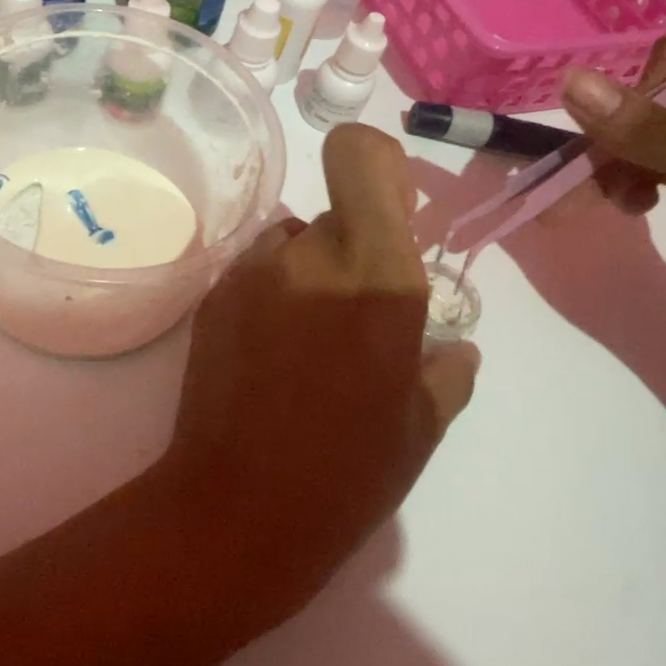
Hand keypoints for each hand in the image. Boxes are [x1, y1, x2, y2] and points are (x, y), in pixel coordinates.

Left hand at [159, 124, 480, 608]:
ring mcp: (251, 274)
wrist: (239, 506)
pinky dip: (270, 295)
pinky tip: (269, 354)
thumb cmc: (348, 470)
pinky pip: (254, 273)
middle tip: (354, 315)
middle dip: (351, 250)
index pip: (361, 159)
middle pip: (334, 215)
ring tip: (306, 341)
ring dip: (306, 271)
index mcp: (378, 275)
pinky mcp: (212, 297)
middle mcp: (309, 255)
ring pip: (289, 242)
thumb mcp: (421, 424)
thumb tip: (453, 347)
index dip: (376, 167)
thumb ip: (445, 370)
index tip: (392, 212)